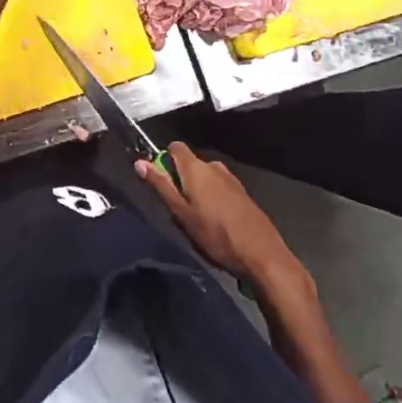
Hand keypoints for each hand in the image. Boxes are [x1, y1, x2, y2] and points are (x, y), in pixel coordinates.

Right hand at [135, 142, 307, 287]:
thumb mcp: (180, 213)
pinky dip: (211, 198)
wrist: (261, 255)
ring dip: (195, 191)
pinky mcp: (242, 194)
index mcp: (196, 168)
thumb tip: (139, 162)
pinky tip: (215, 223)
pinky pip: (218, 188)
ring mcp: (231, 180)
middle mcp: (214, 167)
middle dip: (179, 181)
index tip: (161, 183)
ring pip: (204, 178)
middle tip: (177, 210)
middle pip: (189, 164)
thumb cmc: (214, 234)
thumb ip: (160, 185)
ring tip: (196, 220)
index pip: (175, 147)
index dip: (163, 160)